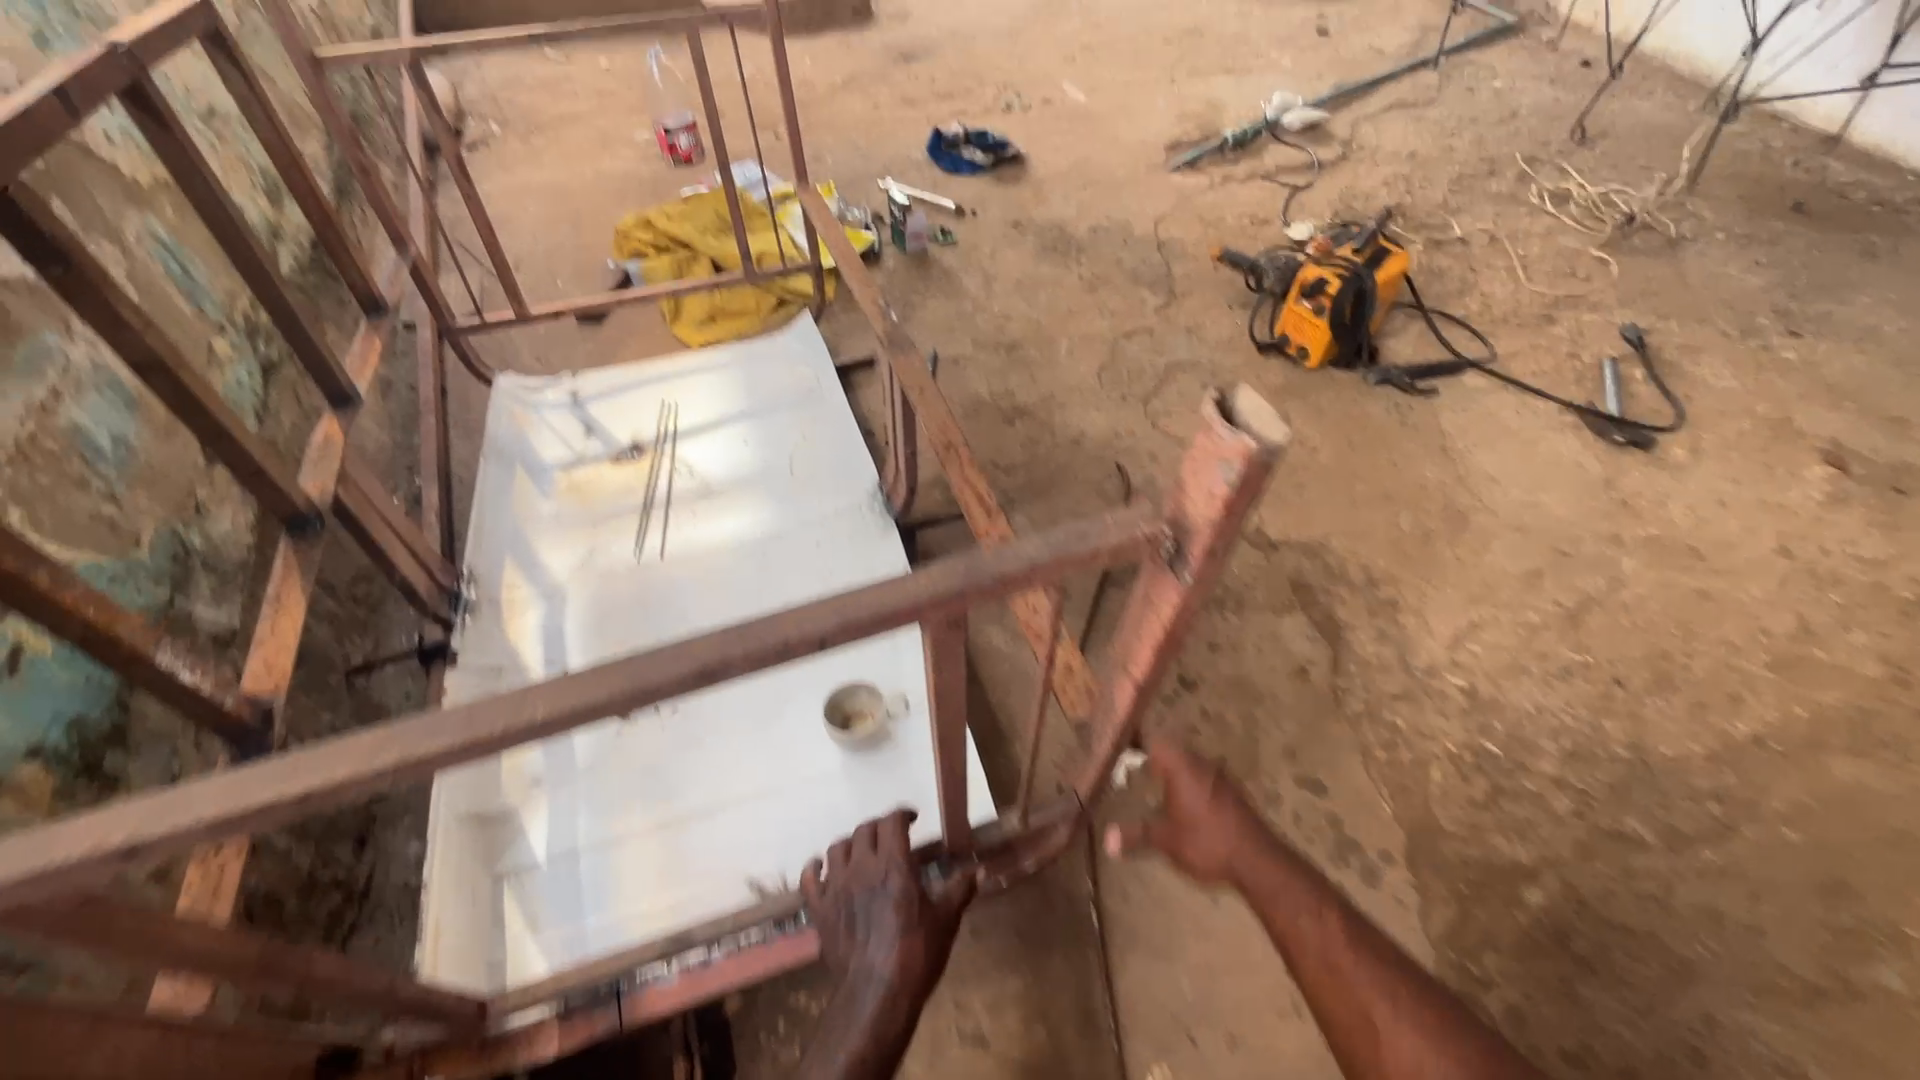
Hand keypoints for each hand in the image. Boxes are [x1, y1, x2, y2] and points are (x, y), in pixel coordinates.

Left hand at [801, 810, 977, 997]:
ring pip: (836, 848)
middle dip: (879, 828)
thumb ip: (960, 889)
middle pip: (864, 830)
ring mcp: (835, 887)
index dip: (902, 814)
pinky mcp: (819, 909)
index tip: (913, 819)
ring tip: (862, 853)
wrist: (877, 993)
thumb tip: (979, 870)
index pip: (892, 821)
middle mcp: (861, 867)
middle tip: (892, 838)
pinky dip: (815, 868)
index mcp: (894, 864)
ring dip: (851, 845)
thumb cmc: (917, 953)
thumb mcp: (946, 919)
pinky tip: (822, 869)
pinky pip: (809, 879)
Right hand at [1103, 734, 1272, 885]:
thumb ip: (1135, 835)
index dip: (1138, 745)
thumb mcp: (1165, 840)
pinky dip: (1192, 789)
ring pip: (1192, 767)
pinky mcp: (1234, 795)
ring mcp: (1221, 778)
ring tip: (1156, 792)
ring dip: (1176, 776)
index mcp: (1182, 767)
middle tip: (1135, 775)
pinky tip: (1184, 808)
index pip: (1155, 742)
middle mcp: (1202, 764)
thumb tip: (1107, 841)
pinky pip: (1205, 781)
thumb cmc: (1205, 842)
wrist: (1257, 861)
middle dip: (1155, 761)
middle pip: (1174, 752)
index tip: (1122, 754)